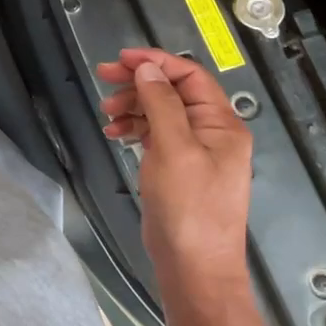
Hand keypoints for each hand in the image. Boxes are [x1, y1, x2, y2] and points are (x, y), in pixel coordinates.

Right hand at [98, 49, 253, 290]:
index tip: (120, 59)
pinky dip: (133, 127)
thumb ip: (162, 103)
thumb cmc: (189, 206)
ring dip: (132, 104)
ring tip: (107, 112)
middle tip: (104, 77)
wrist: (194, 265)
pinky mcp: (177, 167)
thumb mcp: (174, 149)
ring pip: (159, 110)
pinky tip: (115, 132)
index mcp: (221, 124)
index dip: (156, 62)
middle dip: (138, 81)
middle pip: (172, 90)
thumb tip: (148, 67)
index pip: (190, 76)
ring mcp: (194, 151)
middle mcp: (211, 132)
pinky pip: (154, 133)